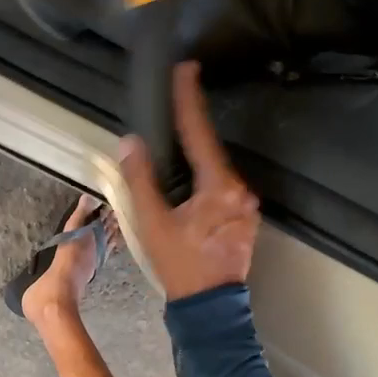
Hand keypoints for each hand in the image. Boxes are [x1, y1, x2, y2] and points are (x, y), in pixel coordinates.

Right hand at [118, 62, 259, 301]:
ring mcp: (247, 206)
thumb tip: (130, 143)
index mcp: (220, 186)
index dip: (189, 99)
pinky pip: (223, 189)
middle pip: (210, 152)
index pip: (200, 133)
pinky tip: (188, 189)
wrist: (208, 307)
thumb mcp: (152, 223)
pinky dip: (204, 182)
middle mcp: (240, 190)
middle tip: (168, 117)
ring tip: (171, 158)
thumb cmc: (180, 265)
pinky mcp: (245, 219)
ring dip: (195, 164)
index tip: (186, 69)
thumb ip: (141, 180)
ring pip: (216, 172)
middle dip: (188, 137)